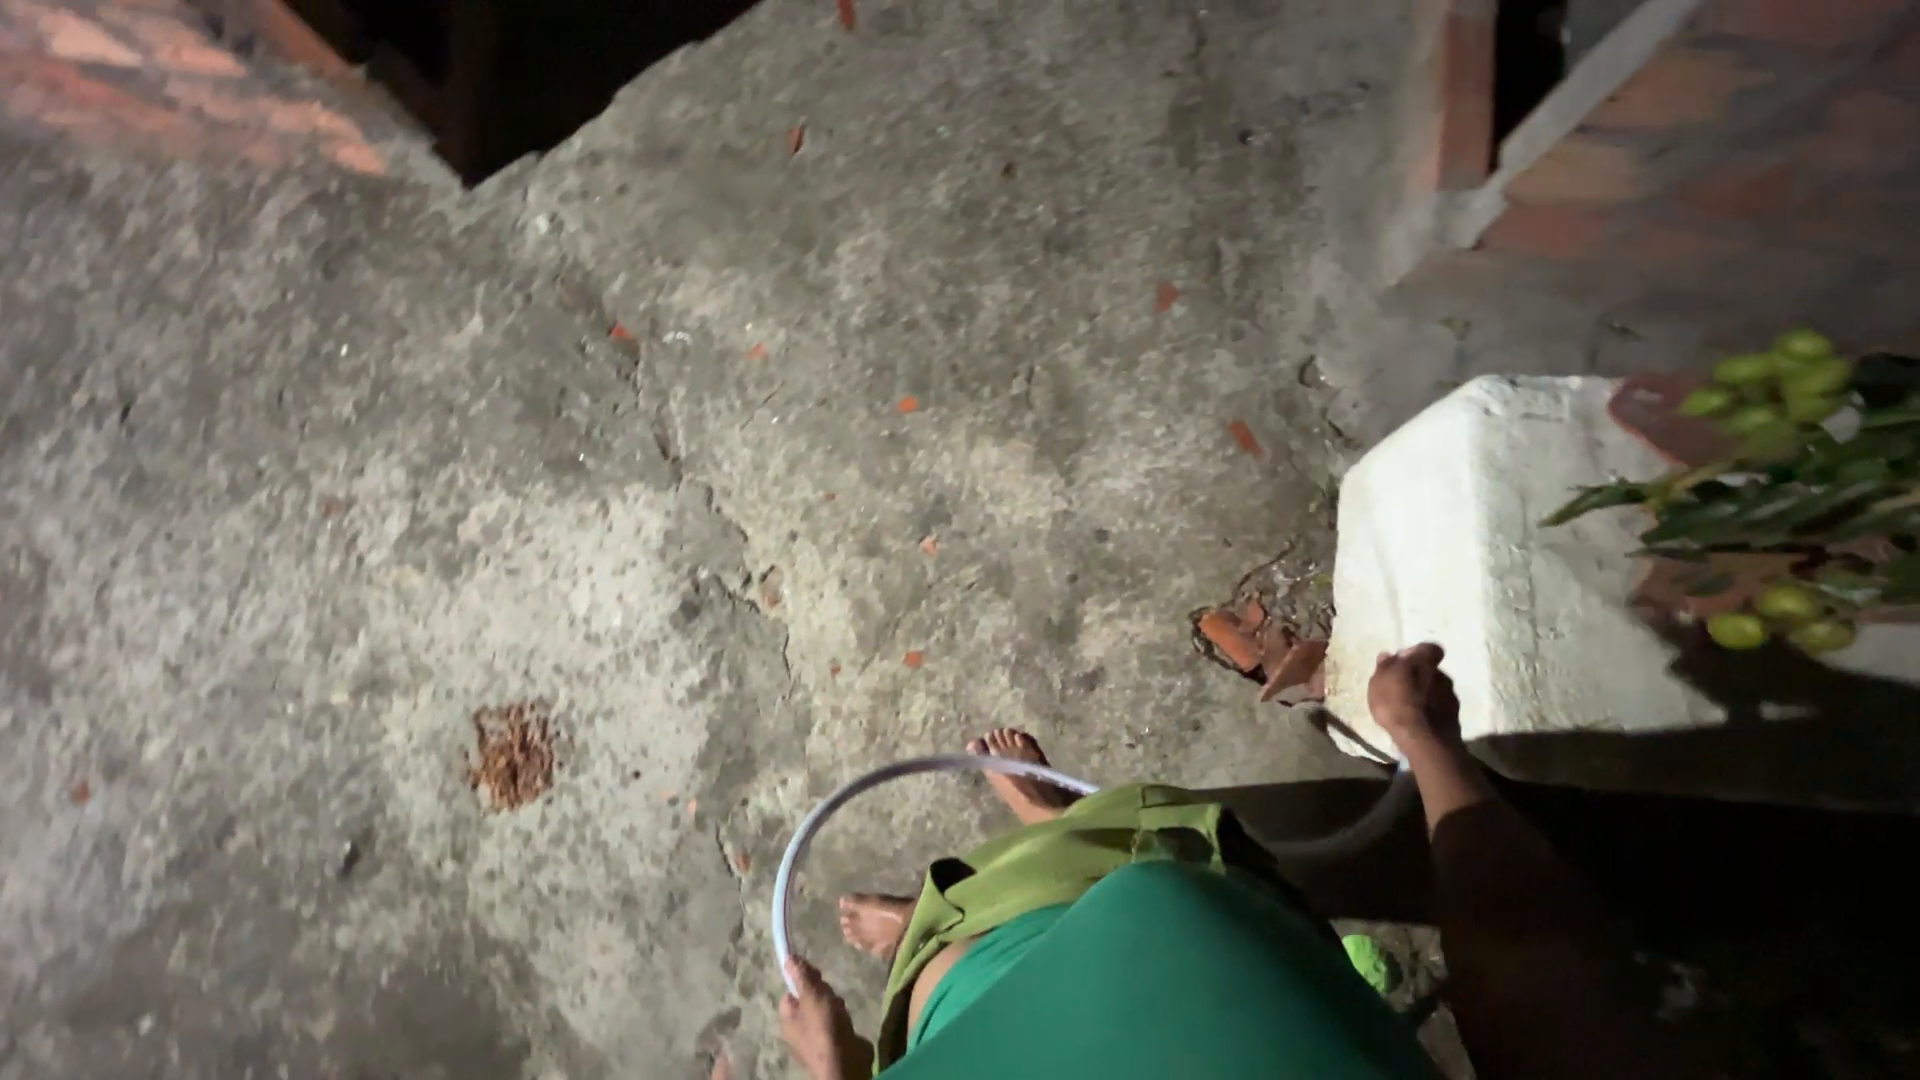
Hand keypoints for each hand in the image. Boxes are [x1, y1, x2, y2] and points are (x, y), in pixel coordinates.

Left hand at [778, 957, 872, 1079]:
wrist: (844, 1063)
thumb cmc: (824, 1028)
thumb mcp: (812, 996)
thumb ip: (801, 977)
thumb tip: (787, 958)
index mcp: (788, 1017)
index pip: (791, 989)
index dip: (804, 979)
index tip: (818, 974)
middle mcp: (797, 1028)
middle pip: (809, 997)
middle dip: (823, 992)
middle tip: (830, 996)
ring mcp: (814, 1036)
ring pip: (824, 1008)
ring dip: (834, 1004)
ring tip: (840, 1009)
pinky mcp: (831, 1042)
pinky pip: (834, 1021)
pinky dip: (841, 1017)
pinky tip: (846, 1020)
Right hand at [1368, 643, 1459, 748]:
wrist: (1424, 739)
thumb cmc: (1396, 703)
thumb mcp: (1379, 682)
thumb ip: (1385, 667)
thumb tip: (1388, 655)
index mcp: (1424, 662)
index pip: (1429, 648)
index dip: (1417, 653)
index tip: (1402, 662)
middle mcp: (1443, 675)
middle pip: (1431, 669)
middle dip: (1419, 675)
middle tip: (1402, 686)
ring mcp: (1451, 696)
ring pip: (1436, 688)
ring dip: (1425, 693)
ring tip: (1408, 706)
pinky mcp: (1454, 717)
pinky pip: (1439, 706)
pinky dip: (1430, 709)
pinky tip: (1417, 719)